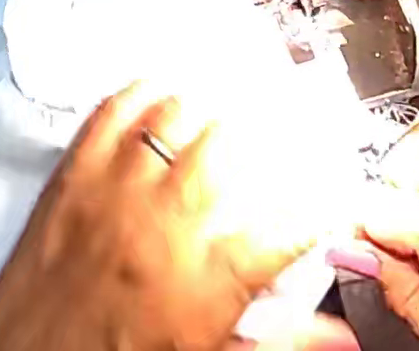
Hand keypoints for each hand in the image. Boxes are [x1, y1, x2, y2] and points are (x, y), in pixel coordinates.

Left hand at [0, 84, 334, 350]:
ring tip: (210, 120)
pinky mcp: (74, 170)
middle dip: (253, 138)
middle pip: (229, 145)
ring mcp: (114, 188)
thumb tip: (345, 337)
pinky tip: (157, 94)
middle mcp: (163, 224)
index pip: (284, 228)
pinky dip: (141, 92)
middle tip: (256, 144)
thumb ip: (278, 344)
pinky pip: (114, 108)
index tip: (328, 194)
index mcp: (201, 285)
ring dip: (200, 111)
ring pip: (175, 115)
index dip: (316, 206)